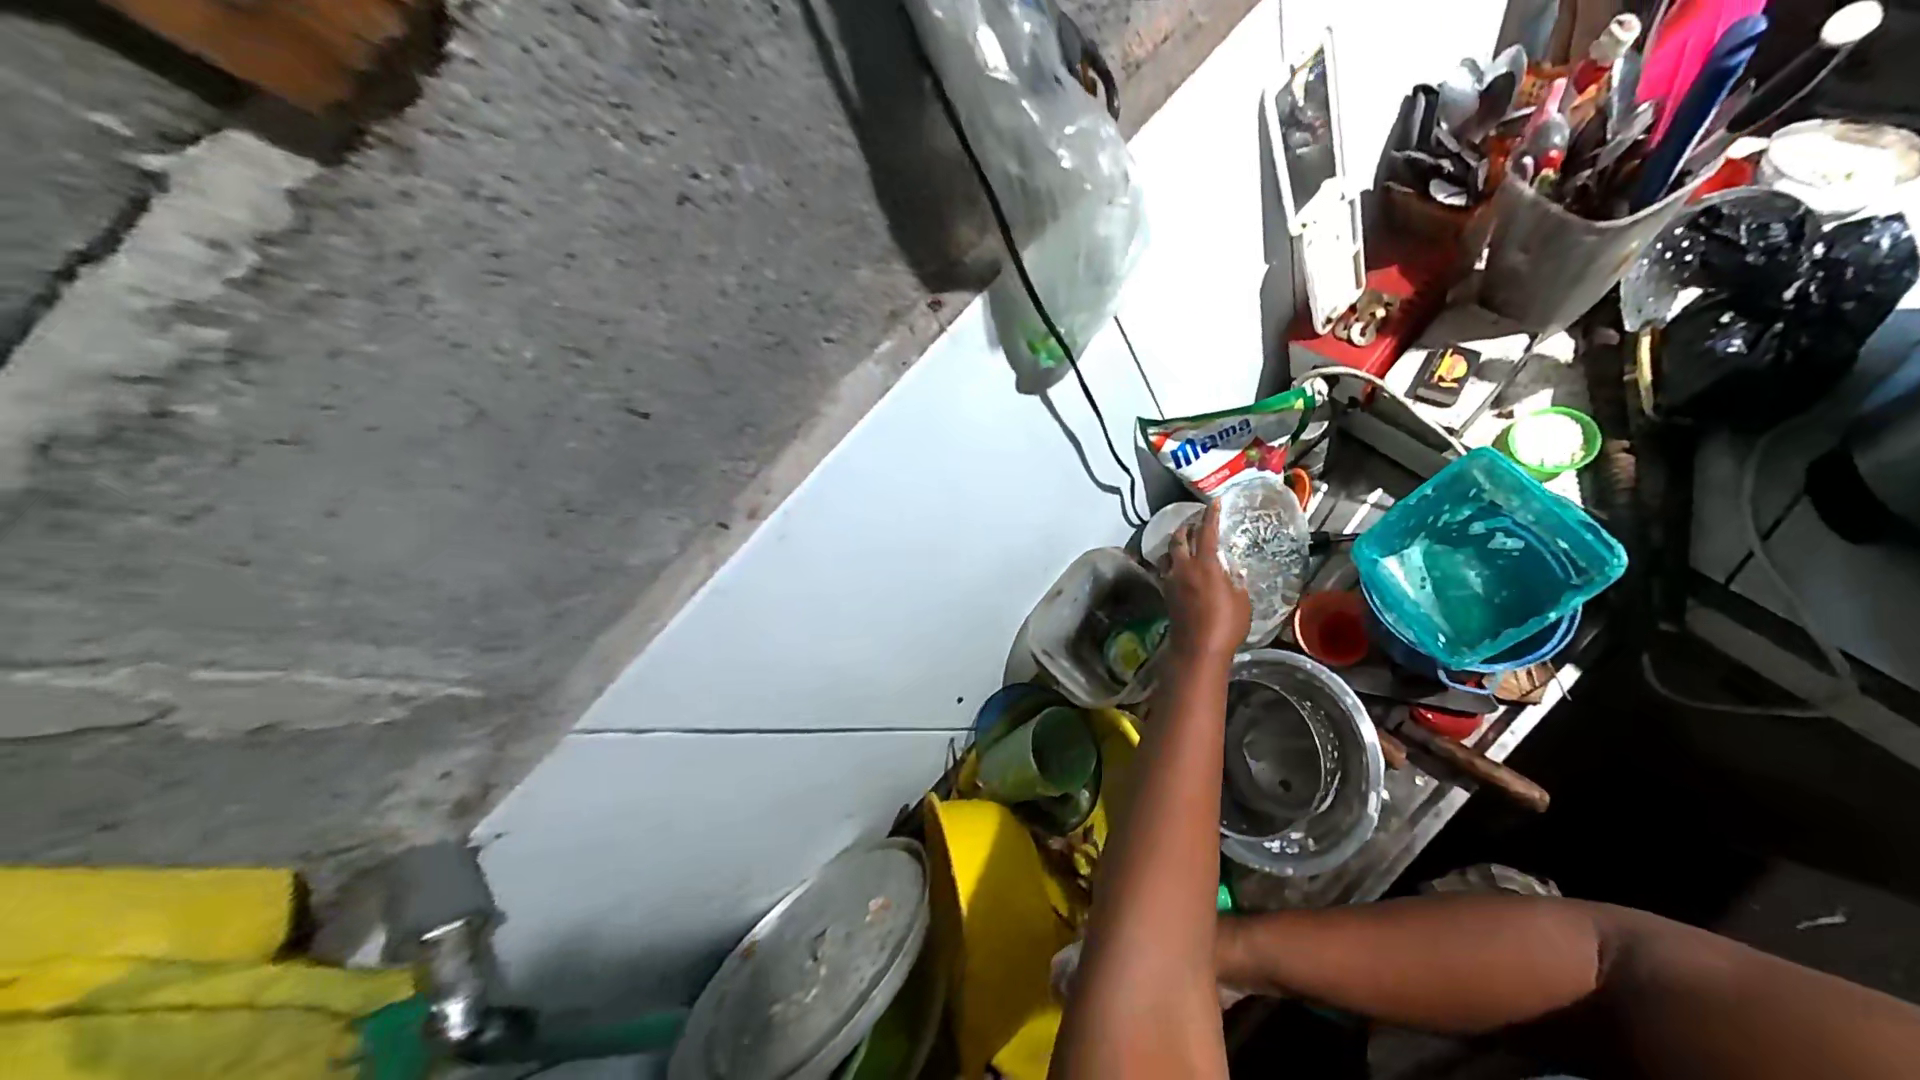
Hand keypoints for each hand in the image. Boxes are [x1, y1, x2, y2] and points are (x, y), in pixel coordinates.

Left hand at [1163, 501, 1250, 663]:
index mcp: (1205, 565)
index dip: (1211, 515)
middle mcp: (1183, 567)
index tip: (1214, 503)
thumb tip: (1231, 569)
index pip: (1207, 532)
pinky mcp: (1165, 593)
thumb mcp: (1241, 600)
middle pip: (1180, 538)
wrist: (1198, 648)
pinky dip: (1170, 562)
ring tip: (1184, 542)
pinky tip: (1177, 566)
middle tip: (1196, 522)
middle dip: (1187, 527)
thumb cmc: (1226, 624)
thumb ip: (1235, 580)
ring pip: (1168, 553)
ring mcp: (1171, 580)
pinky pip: (1165, 570)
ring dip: (1175, 543)